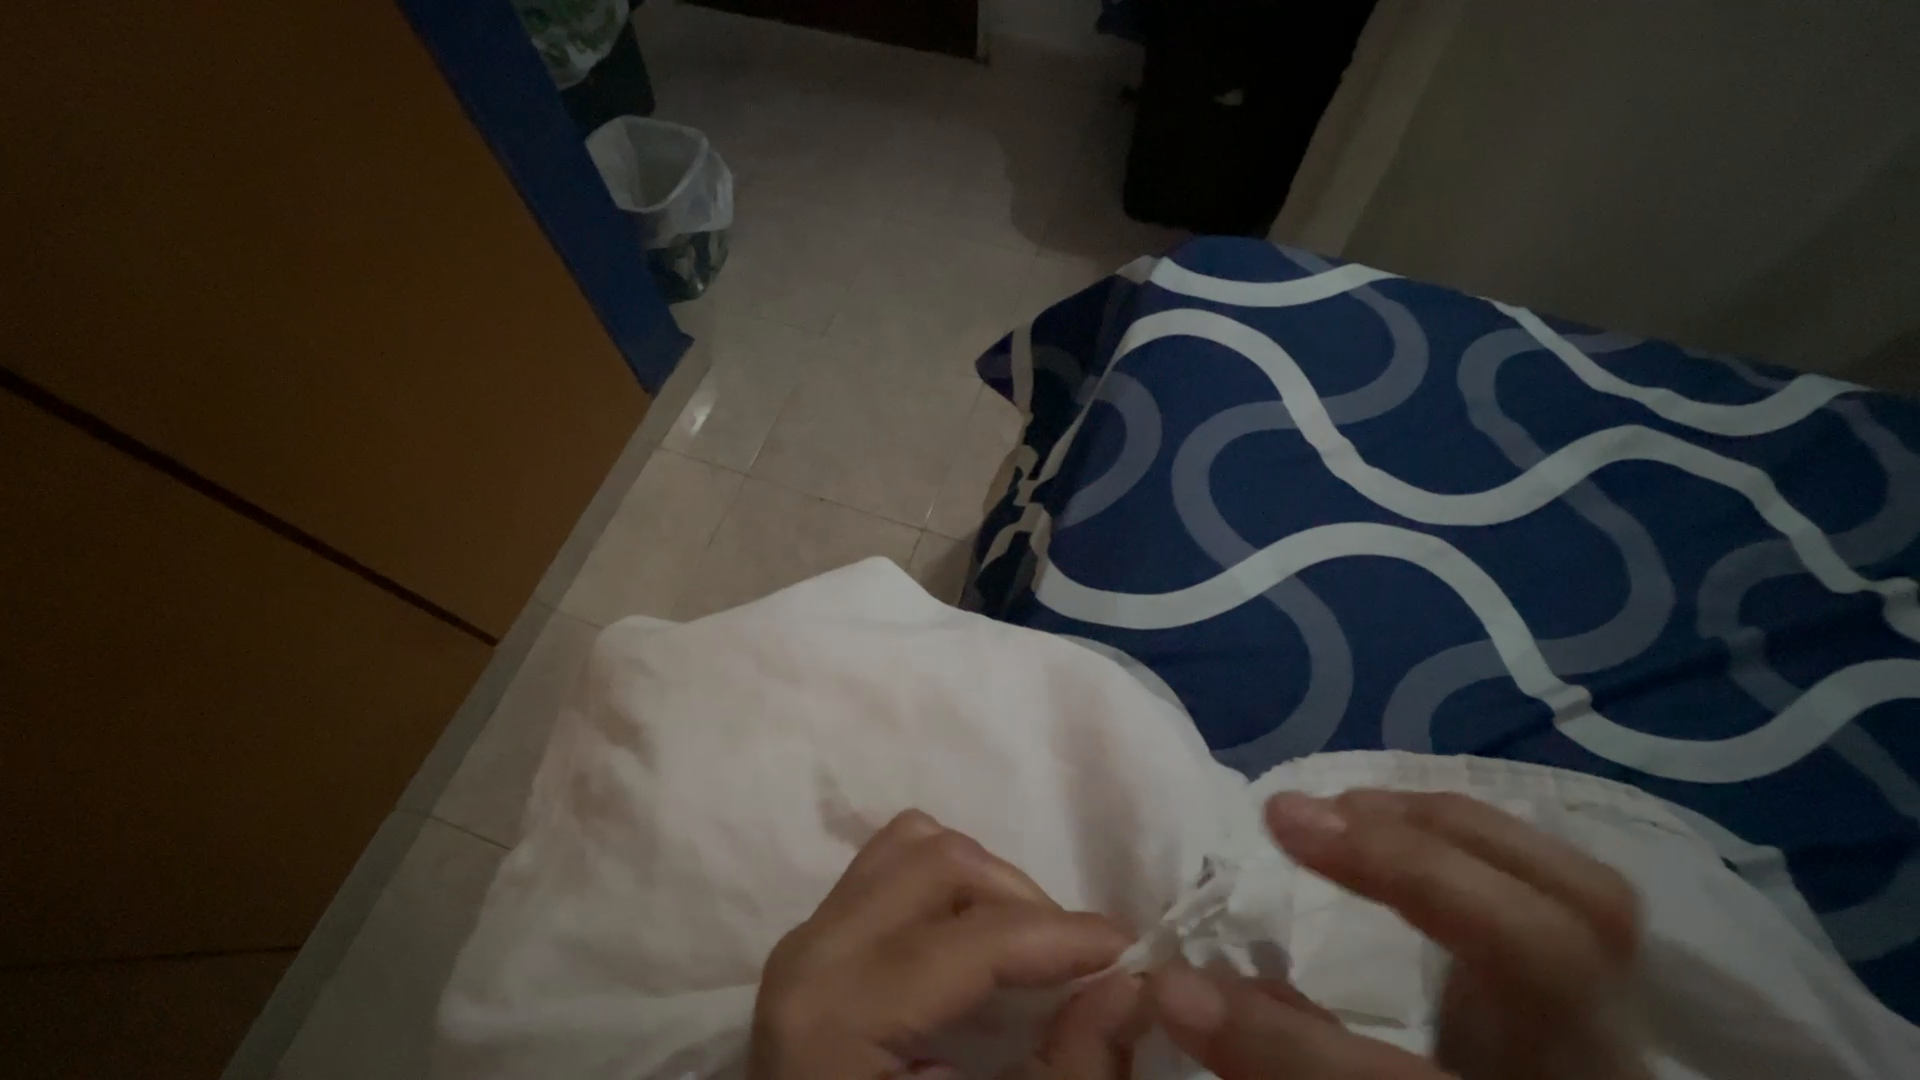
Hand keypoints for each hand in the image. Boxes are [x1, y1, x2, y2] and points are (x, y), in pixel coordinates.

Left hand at [748, 810, 1138, 1079]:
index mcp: (836, 1013)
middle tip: (1074, 961)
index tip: (1130, 952)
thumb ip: (1068, 1069)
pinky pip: (888, 862)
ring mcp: (807, 933)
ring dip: (984, 882)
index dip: (1062, 937)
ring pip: (912, 844)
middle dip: (1024, 901)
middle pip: (940, 861)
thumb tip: (1131, 985)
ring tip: (1023, 946)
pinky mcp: (815, 932)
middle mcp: (811, 951)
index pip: (971, 937)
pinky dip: (946, 881)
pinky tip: (971, 938)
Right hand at [1147, 790, 1648, 1079]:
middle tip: (1282, 816)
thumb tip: (1187, 989)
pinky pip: (1565, 878)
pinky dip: (1473, 831)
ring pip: (1582, 894)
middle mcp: (1585, 1067)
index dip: (1283, 1047)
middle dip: (1406, 866)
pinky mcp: (1605, 973)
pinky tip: (1395, 818)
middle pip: (1545, 956)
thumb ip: (1291, 1062)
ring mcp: (1618, 1018)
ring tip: (1337, 804)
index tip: (1171, 989)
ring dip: (1442, 825)